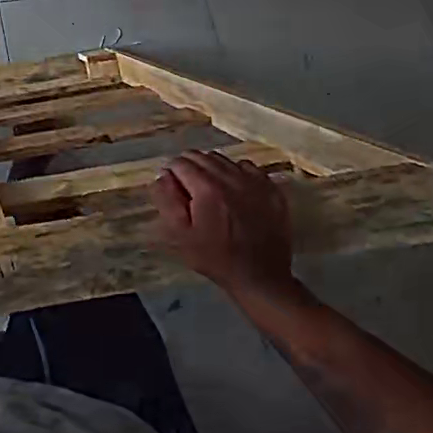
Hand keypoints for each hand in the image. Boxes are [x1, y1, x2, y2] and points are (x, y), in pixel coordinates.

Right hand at [152, 150, 300, 302]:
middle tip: (189, 191)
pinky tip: (235, 192)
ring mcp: (254, 181)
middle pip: (201, 156)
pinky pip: (246, 167)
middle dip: (189, 168)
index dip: (171, 173)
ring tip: (211, 192)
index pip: (180, 162)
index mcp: (207, 188)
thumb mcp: (181, 235)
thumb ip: (167, 201)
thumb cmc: (216, 258)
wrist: (261, 277)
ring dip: (211, 169)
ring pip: (223, 159)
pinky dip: (236, 173)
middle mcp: (231, 177)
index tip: (173, 188)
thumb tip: (161, 175)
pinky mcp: (271, 188)